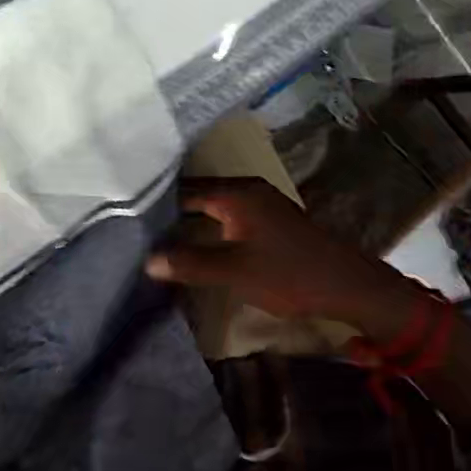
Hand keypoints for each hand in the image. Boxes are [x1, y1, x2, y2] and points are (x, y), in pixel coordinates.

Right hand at [146, 181, 421, 333]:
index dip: (159, 204)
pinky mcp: (270, 218)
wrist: (341, 281)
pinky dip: (212, 225)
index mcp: (237, 193)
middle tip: (138, 230)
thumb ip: (191, 263)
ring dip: (193, 219)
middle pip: (201, 194)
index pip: (187, 190)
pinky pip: (230, 214)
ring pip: (216, 205)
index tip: (128, 218)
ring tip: (160, 238)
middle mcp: (248, 188)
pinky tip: (197, 243)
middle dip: (173, 211)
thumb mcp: (234, 271)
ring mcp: (262, 201)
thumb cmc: (286, 273)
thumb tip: (148, 258)